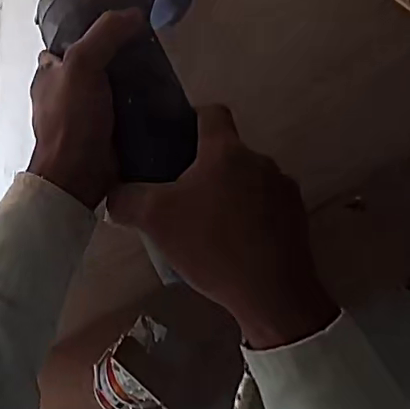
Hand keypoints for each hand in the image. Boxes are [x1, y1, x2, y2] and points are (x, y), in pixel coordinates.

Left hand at [27, 9, 145, 208]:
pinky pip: (126, 109)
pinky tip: (160, 95)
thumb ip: (104, 35)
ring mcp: (86, 113)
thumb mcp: (81, 65)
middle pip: (96, 63)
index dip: (92, 30)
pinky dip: (141, 103)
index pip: (70, 42)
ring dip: (133, 80)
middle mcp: (65, 91)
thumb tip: (134, 14)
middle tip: (149, 45)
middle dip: (119, 55)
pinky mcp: (107, 131)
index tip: (122, 21)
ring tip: (161, 68)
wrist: (79, 175)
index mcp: (50, 73)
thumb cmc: (70, 120)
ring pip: (113, 86)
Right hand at [109, 106, 337, 348]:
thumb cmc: (211, 244)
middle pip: (226, 150)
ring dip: (227, 191)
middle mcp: (260, 160)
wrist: (273, 296)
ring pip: (246, 178)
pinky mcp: (297, 218)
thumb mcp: (154, 219)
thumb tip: (112, 196)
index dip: (189, 118)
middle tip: (177, 192)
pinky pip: (265, 204)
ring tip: (205, 222)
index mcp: (226, 150)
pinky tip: (231, 243)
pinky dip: (248, 215)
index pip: (210, 111)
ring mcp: (284, 189)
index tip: (172, 140)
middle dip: (202, 166)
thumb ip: (125, 199)